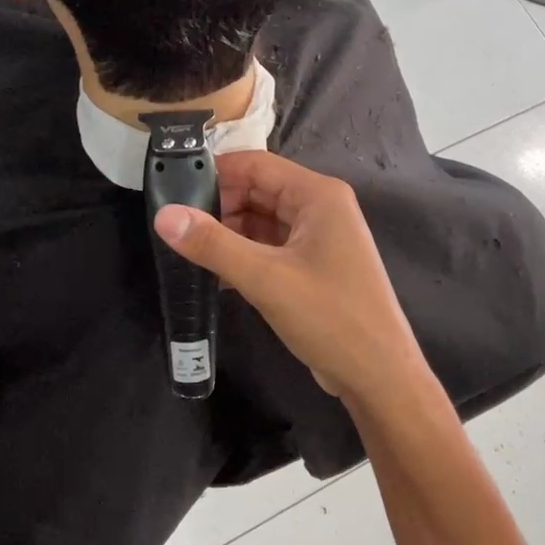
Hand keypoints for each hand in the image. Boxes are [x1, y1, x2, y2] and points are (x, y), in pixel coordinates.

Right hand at [154, 150, 422, 400]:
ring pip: (260, 219)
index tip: (173, 187)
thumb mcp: (266, 279)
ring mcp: (318, 237)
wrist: (381, 379)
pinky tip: (213, 272)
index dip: (214, 172)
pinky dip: (243, 253)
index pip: (255, 165)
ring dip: (228, 231)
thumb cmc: (331, 318)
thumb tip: (163, 215)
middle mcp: (320, 207)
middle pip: (257, 190)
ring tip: (187, 247)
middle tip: (176, 223)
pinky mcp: (312, 265)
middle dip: (218, 204)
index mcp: (317, 195)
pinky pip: (269, 245)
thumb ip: (212, 244)